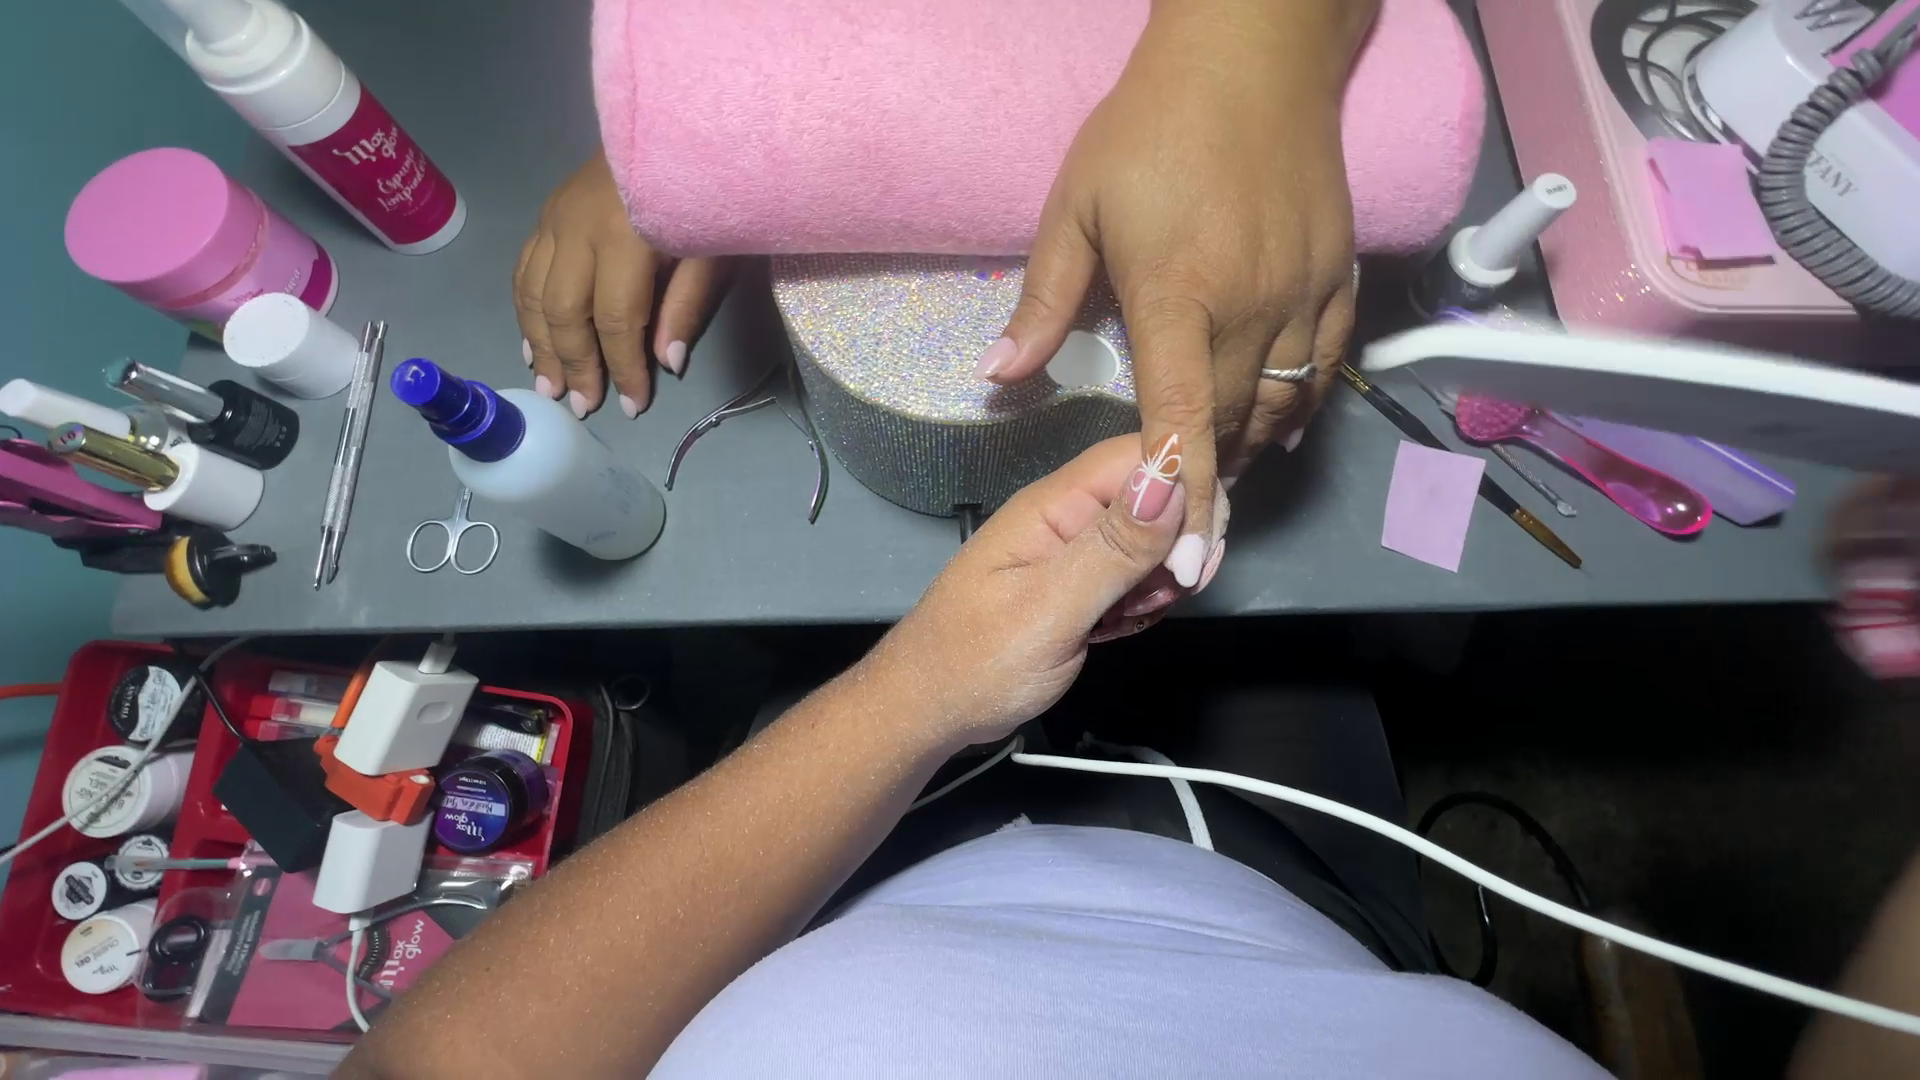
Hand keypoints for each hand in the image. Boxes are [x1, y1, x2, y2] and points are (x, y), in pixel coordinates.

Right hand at [513, 149, 729, 418]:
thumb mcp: (713, 252)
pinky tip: (530, 341)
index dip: (622, 367)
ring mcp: (554, 218)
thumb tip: (667, 363)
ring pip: (533, 293)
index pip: (615, 321)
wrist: (676, 129)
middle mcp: (575, 230)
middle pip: (564, 312)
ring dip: (539, 344)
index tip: (631, 406)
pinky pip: (525, 269)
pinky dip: (525, 310)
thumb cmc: (706, 194)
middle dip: (573, 364)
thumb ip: (686, 306)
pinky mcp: (546, 213)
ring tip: (548, 385)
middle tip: (580, 406)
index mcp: (622, 240)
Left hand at [860, 436, 1187, 750]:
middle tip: (1157, 597)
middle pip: (1157, 497)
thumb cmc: (976, 663)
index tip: (1198, 551)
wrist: (932, 711)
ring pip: (1153, 542)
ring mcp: (1074, 552)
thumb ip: (1112, 548)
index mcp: (1053, 505)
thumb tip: (1171, 478)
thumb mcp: (1048, 610)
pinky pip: (1135, 577)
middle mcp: (1067, 516)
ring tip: (1124, 619)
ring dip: (1159, 580)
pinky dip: (1141, 602)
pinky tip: (1116, 629)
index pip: (1140, 456)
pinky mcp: (1081, 585)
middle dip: (1178, 545)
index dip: (1185, 489)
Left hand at [979, 0, 1375, 588]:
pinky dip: (1301, 407)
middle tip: (1179, 513)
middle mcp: (1249, 308)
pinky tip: (1278, 428)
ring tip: (1218, 476)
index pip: (1178, 419)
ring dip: (1245, 446)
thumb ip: (1042, 305)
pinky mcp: (1340, 274)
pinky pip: (1326, 365)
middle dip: (1203, 474)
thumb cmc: (1146, 132)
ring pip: (1279, 403)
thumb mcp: (1074, 211)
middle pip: (1228, 423)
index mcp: (1177, 299)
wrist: (1252, 48)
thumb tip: (997, 377)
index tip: (1177, 550)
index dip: (1176, 490)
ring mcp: (1304, 292)